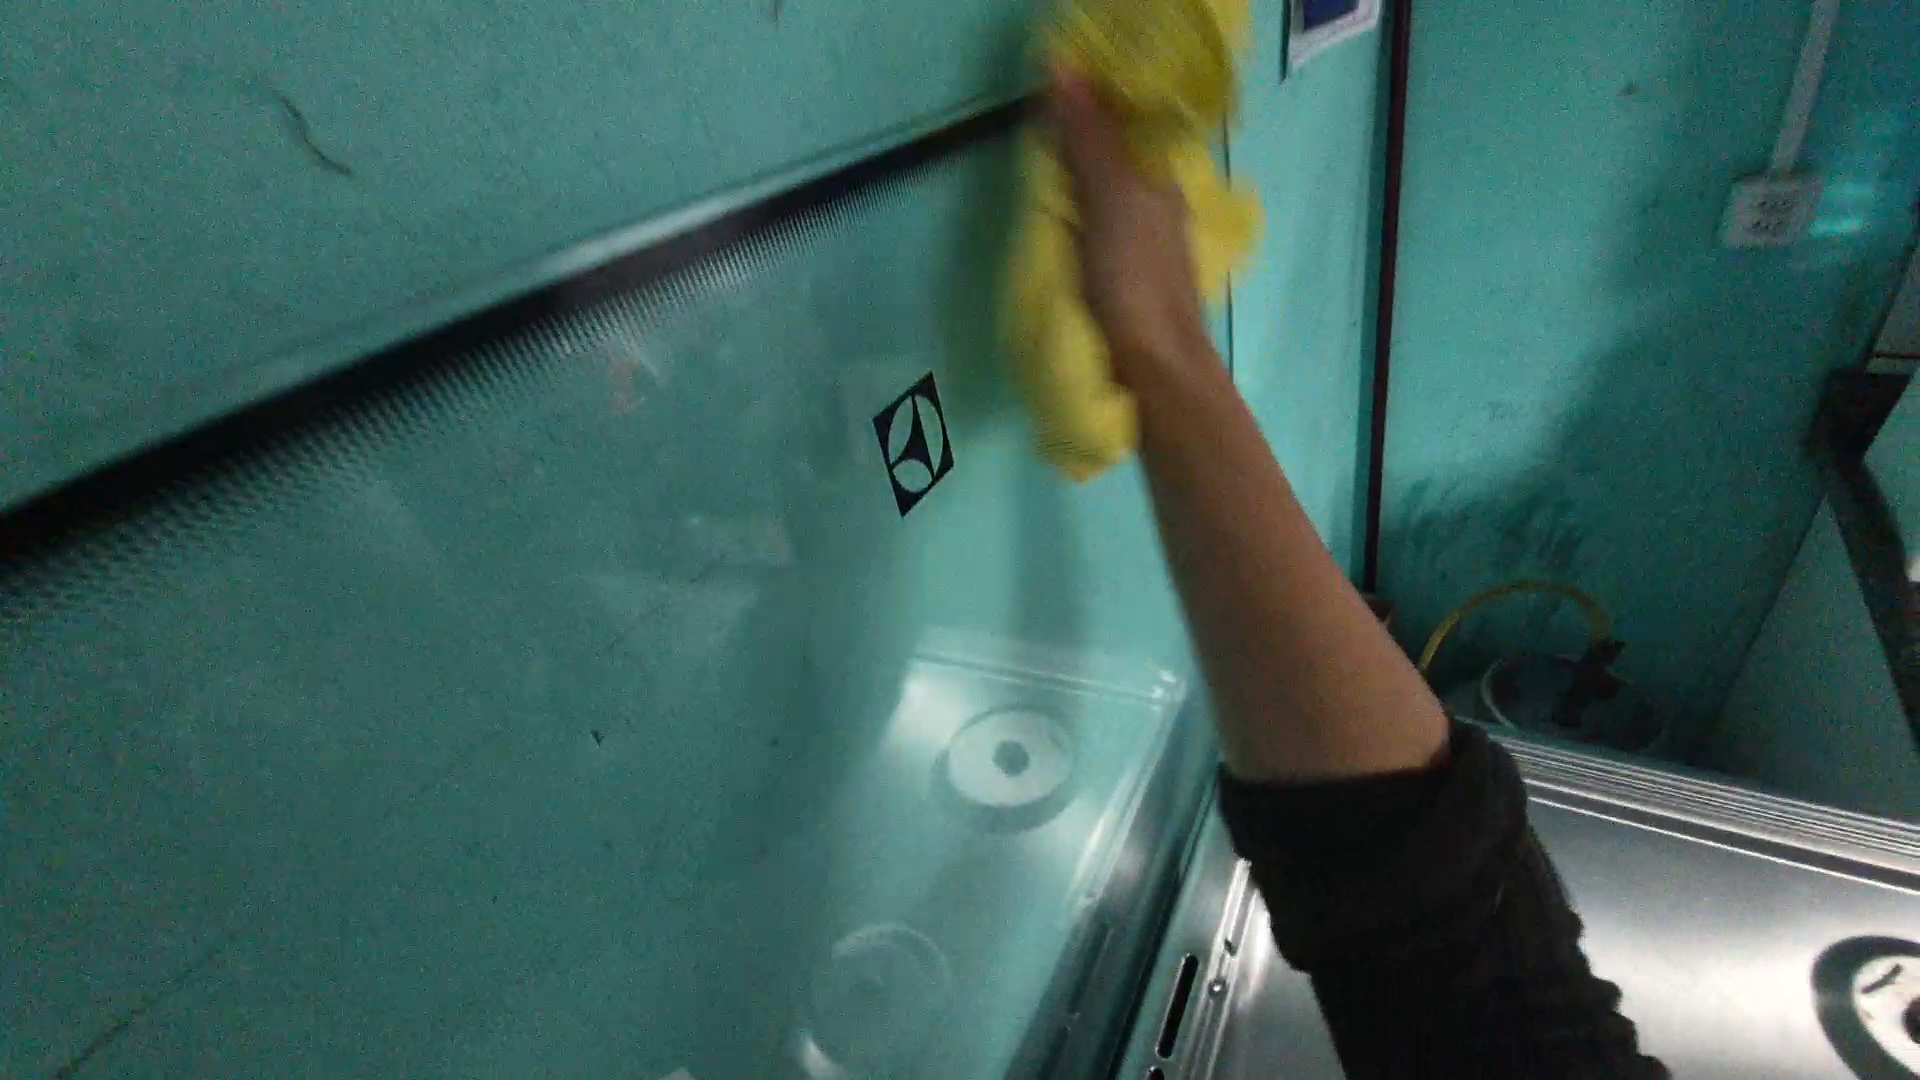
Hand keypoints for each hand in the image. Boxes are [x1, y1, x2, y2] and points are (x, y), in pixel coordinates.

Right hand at [1048, 69, 1211, 382]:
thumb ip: (1088, 141)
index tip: (1046, 104)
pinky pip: (1098, 238)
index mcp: (1160, 180)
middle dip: (1076, 150)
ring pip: (1105, 202)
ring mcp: (1144, 250)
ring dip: (1073, 190)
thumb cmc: (1133, 282)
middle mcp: (1157, 208)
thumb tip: (1061, 68)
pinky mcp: (1127, 285)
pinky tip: (1056, 235)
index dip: (1089, 108)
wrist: (1153, 369)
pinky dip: (1076, 228)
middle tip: (1032, 145)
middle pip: (1113, 163)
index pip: (1125, 125)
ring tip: (1035, 185)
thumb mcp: (1110, 200)